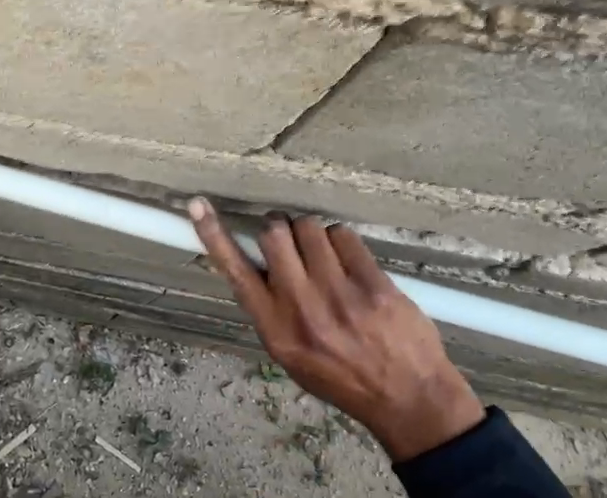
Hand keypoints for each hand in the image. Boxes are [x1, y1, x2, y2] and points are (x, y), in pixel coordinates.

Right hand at [190, 199, 484, 460]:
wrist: (409, 401)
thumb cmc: (342, 376)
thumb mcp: (290, 353)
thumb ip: (269, 307)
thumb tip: (255, 260)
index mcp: (275, 328)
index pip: (235, 270)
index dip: (213, 233)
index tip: (197, 204)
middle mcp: (301, 307)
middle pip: (274, 233)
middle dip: (279, 229)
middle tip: (292, 244)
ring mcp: (339, 294)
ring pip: (309, 227)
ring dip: (312, 235)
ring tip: (325, 258)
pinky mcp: (373, 284)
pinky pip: (343, 235)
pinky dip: (341, 242)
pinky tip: (349, 264)